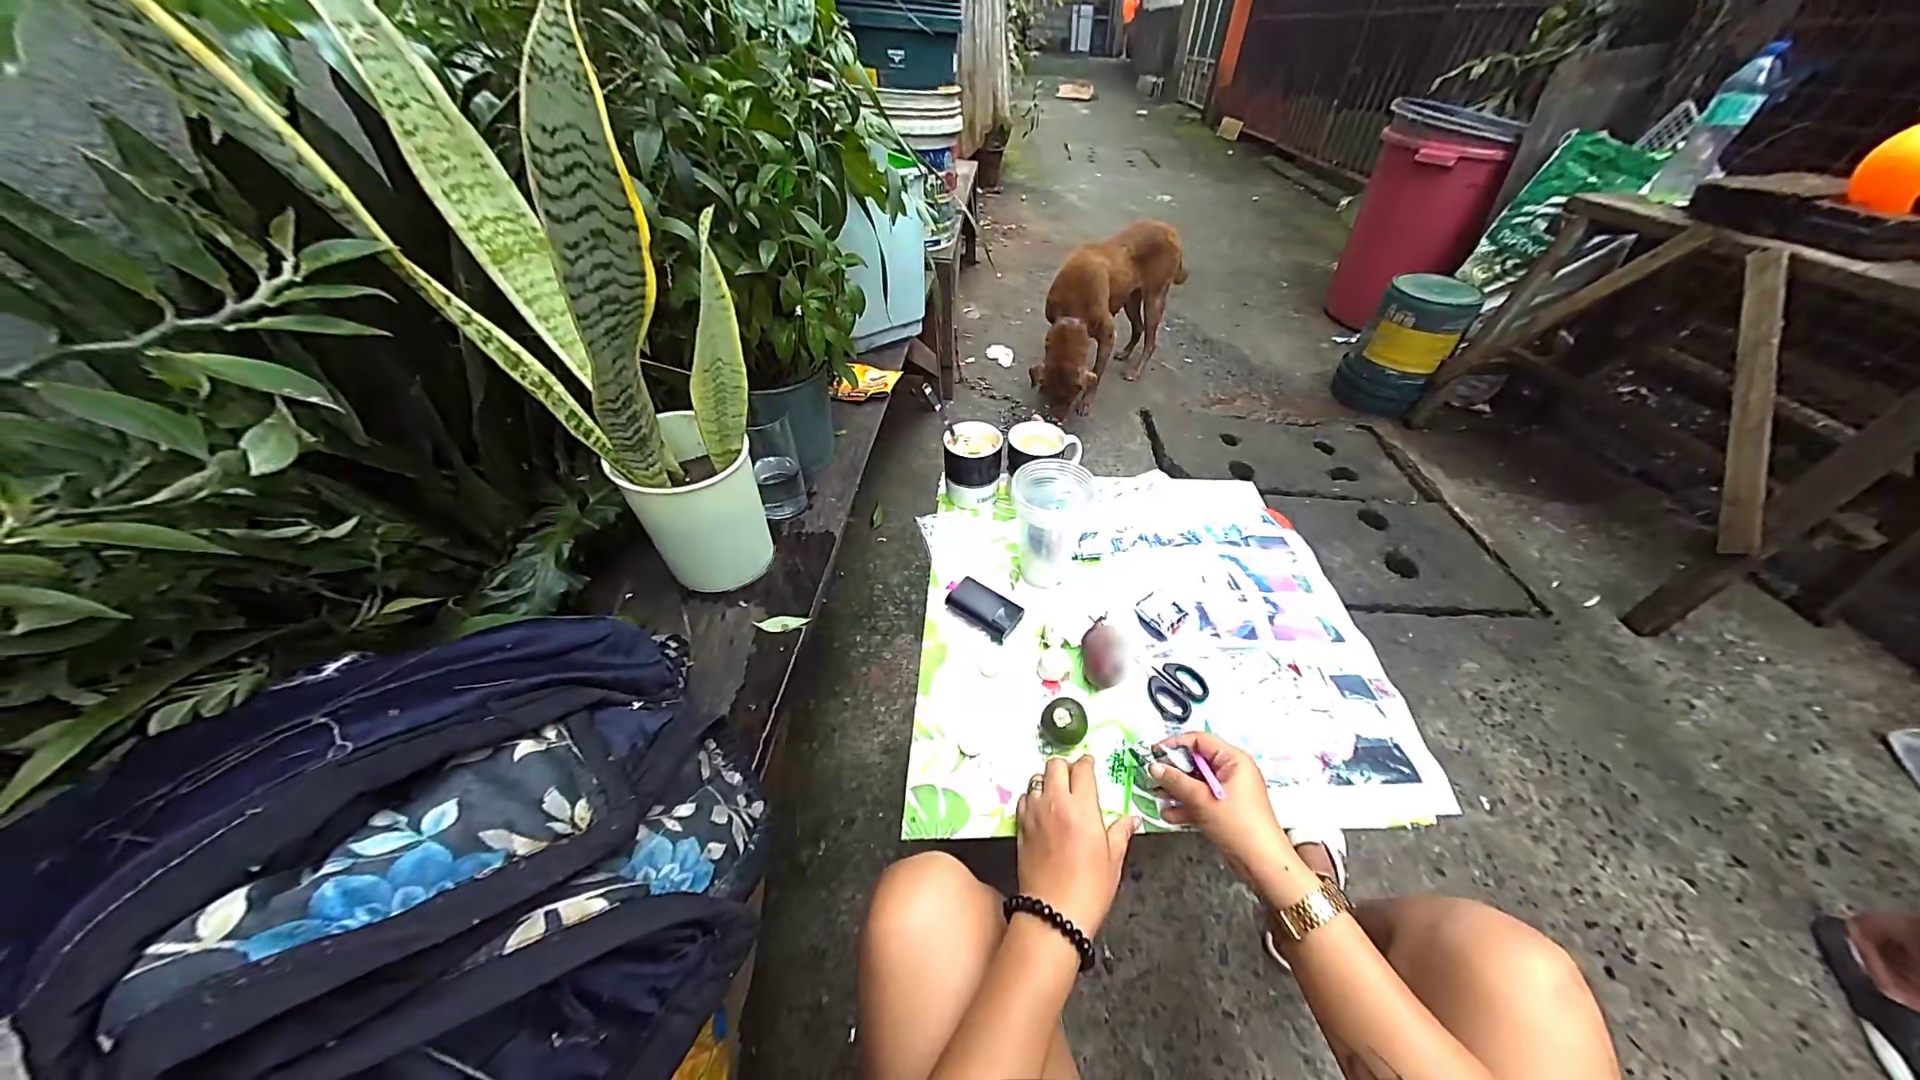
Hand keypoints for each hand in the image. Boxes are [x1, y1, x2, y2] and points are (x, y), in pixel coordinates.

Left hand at [1016, 755, 1136, 936]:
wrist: (1052, 912)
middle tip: (1074, 776)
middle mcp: (1055, 803)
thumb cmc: (1088, 888)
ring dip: (1048, 780)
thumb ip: (1120, 832)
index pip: (1082, 769)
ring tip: (1058, 791)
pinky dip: (1033, 797)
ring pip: (1036, 778)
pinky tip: (1042, 809)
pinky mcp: (1021, 826)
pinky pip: (1024, 799)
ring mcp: (1035, 813)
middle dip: (1066, 766)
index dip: (1087, 763)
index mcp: (1082, 807)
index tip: (1090, 764)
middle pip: (1055, 765)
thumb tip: (1131, 820)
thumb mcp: (1113, 859)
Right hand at [1151, 732, 1295, 886]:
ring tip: (1157, 796)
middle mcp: (1232, 771)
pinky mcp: (1225, 808)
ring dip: (1176, 789)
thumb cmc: (1236, 824)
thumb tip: (1154, 766)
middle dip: (1173, 771)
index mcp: (1233, 760)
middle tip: (1153, 777)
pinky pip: (1202, 799)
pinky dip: (1187, 804)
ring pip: (1197, 782)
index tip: (1154, 753)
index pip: (1199, 741)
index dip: (1175, 744)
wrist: (1262, 863)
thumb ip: (1175, 780)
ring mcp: (1229, 790)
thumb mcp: (1201, 800)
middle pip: (1196, 762)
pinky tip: (1169, 814)